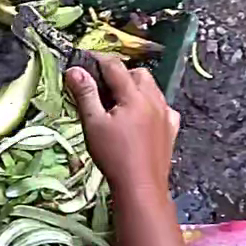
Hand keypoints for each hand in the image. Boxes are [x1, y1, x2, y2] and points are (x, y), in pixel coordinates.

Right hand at [65, 54, 179, 194]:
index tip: (84, 58)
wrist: (141, 186)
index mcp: (134, 96)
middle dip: (121, 73)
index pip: (115, 67)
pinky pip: (164, 107)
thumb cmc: (114, 155)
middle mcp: (154, 100)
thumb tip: (74, 70)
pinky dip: (152, 105)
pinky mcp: (171, 130)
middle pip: (139, 74)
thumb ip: (85, 94)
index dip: (99, 59)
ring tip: (120, 100)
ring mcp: (166, 115)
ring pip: (153, 89)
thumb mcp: (93, 124)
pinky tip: (143, 116)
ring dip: (137, 87)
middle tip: (102, 85)